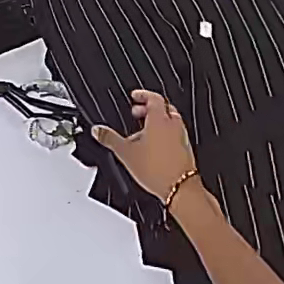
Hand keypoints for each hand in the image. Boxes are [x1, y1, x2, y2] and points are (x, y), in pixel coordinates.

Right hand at [91, 90, 202, 212]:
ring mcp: (181, 137)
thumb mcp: (125, 152)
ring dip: (157, 122)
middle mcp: (173, 126)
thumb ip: (110, 138)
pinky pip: (175, 136)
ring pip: (171, 122)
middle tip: (137, 113)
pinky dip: (164, 136)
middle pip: (163, 108)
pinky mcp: (185, 150)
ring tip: (143, 133)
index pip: (154, 97)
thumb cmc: (157, 169)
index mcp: (159, 120)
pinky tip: (154, 149)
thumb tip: (98, 130)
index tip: (135, 96)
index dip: (143, 94)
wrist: (180, 189)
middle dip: (149, 108)